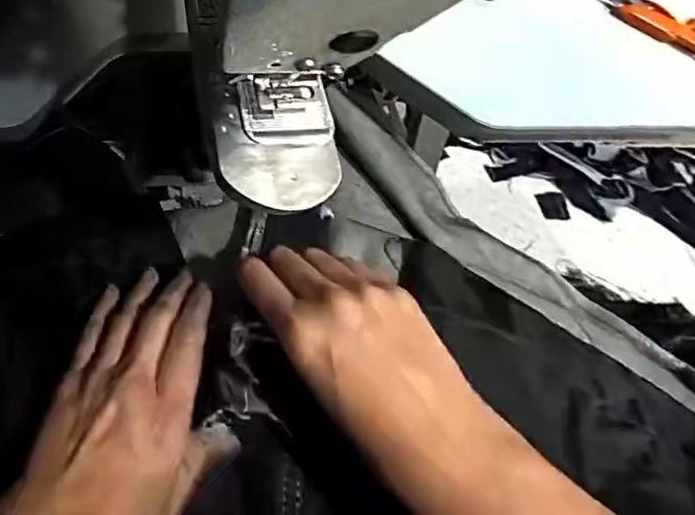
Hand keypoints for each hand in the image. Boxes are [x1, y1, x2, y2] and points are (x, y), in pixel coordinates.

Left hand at [0, 269, 231, 514]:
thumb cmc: (122, 512)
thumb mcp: (171, 496)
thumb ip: (199, 458)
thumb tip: (229, 435)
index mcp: (166, 413)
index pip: (188, 346)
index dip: (197, 311)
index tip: (205, 289)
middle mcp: (135, 383)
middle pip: (158, 324)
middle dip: (173, 293)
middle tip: (185, 273)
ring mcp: (99, 377)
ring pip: (124, 320)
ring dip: (140, 293)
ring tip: (152, 273)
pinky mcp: (71, 380)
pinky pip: (90, 334)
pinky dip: (102, 309)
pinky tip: (110, 292)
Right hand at [239, 247, 608, 514]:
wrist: (445, 440)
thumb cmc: (372, 434)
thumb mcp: (313, 386)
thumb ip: (293, 338)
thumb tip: (282, 313)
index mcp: (301, 329)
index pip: (257, 277)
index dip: (248, 274)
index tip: (248, 275)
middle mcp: (328, 297)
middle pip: (286, 257)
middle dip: (277, 266)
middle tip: (279, 280)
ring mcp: (365, 287)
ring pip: (319, 254)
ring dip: (309, 264)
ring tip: (313, 281)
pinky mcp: (394, 287)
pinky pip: (354, 265)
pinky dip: (343, 272)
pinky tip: (350, 290)